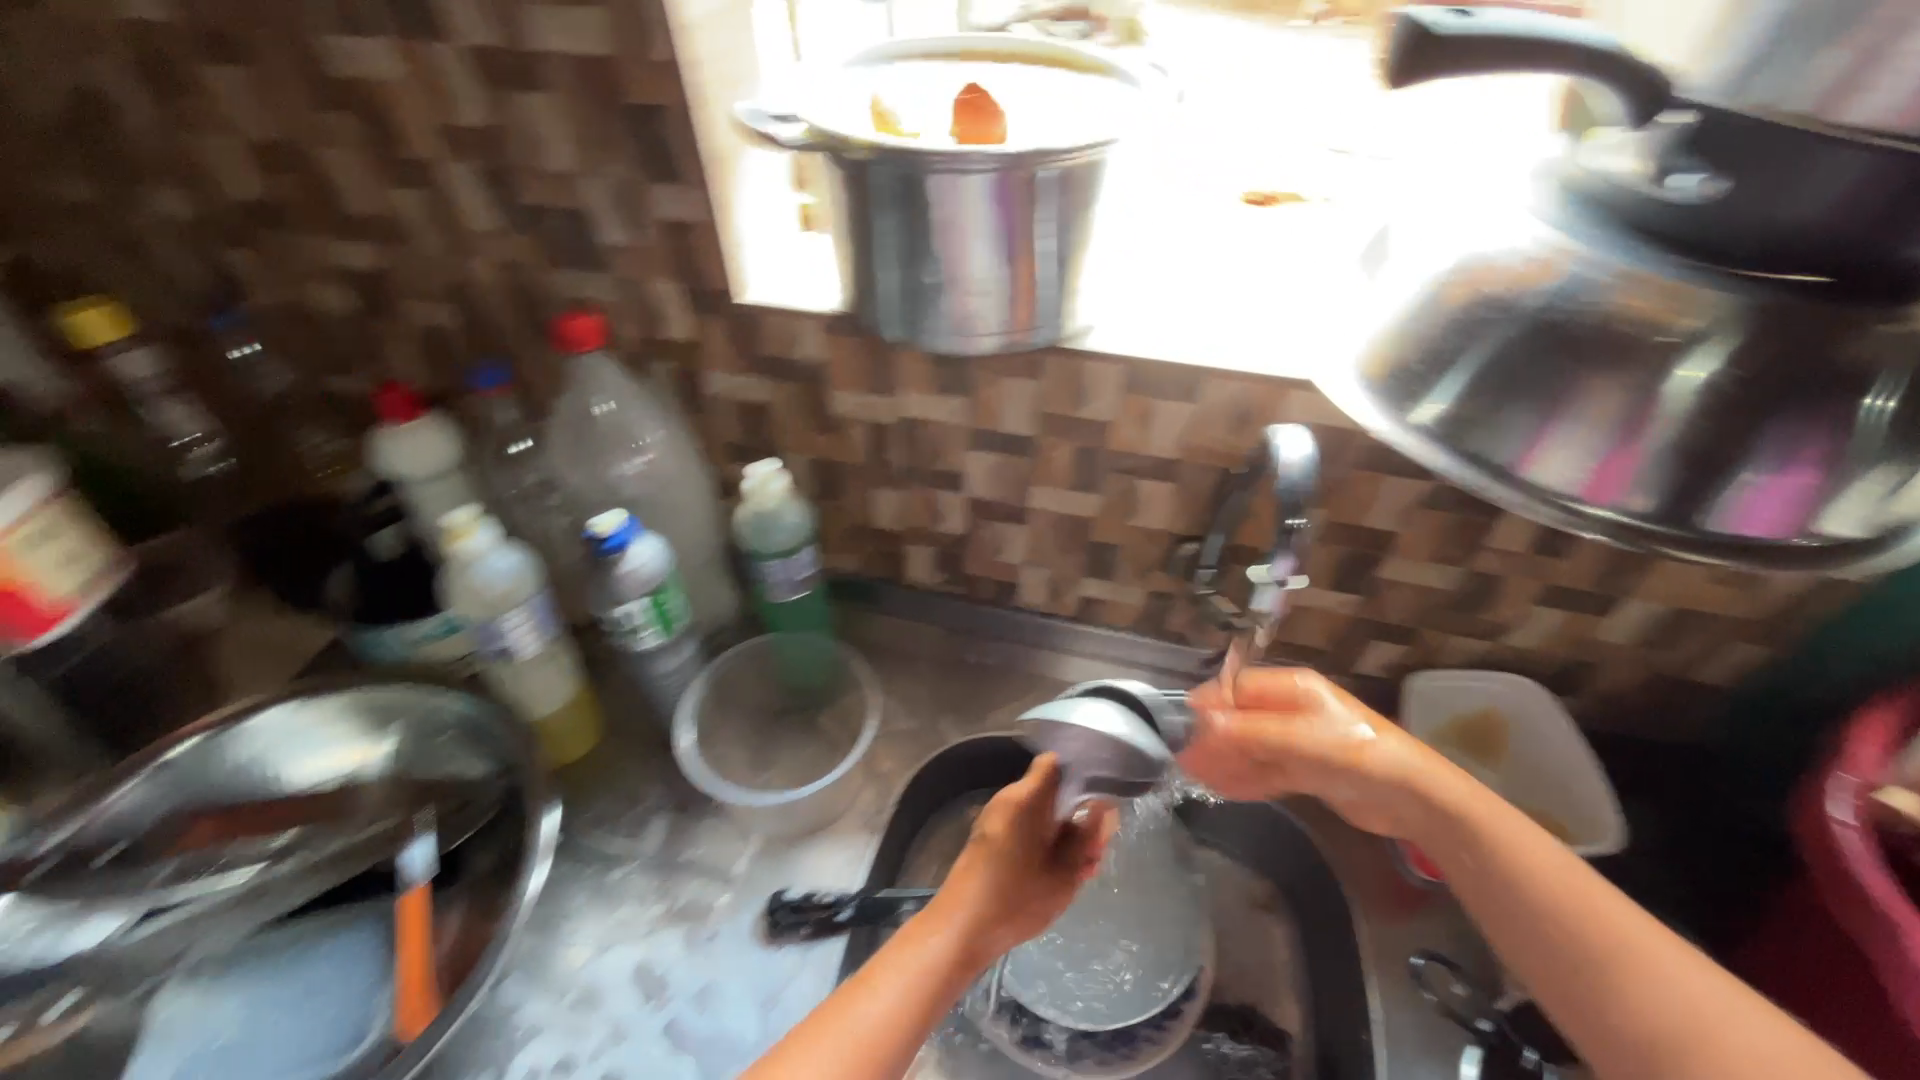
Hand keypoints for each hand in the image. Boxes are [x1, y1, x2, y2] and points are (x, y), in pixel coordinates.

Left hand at [924, 753, 1116, 967]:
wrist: (962, 928)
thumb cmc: (1017, 898)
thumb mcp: (1065, 872)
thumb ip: (1088, 836)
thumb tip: (1104, 806)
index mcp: (1026, 797)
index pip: (1056, 762)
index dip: (1082, 774)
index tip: (1102, 801)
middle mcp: (1008, 800)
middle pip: (1052, 793)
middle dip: (1078, 817)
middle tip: (1096, 853)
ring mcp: (997, 819)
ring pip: (1041, 816)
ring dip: (1064, 837)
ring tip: (1082, 872)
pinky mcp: (991, 840)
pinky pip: (1026, 830)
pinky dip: (1044, 846)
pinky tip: (1060, 878)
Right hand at [1180, 667, 1464, 839]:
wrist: (1414, 799)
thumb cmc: (1357, 754)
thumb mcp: (1301, 740)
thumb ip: (1250, 732)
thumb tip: (1200, 720)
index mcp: (1291, 689)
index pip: (1236, 688)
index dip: (1209, 705)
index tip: (1183, 727)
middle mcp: (1290, 710)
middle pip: (1239, 719)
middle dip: (1212, 737)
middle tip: (1182, 760)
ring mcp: (1297, 741)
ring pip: (1248, 747)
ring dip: (1224, 760)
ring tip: (1193, 776)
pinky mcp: (1304, 771)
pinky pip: (1264, 770)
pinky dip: (1243, 778)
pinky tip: (1220, 788)